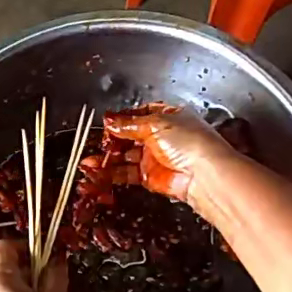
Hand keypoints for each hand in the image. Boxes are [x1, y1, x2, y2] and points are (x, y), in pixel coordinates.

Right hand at [102, 105, 236, 203]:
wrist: (204, 175)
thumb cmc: (190, 143)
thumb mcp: (156, 124)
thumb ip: (128, 124)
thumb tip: (108, 119)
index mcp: (166, 117)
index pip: (138, 115)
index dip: (121, 119)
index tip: (106, 124)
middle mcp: (160, 136)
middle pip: (128, 137)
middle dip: (110, 142)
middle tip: (96, 145)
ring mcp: (154, 157)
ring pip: (124, 157)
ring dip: (105, 160)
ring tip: (88, 164)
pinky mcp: (149, 177)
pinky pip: (125, 174)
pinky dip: (110, 175)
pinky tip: (96, 174)